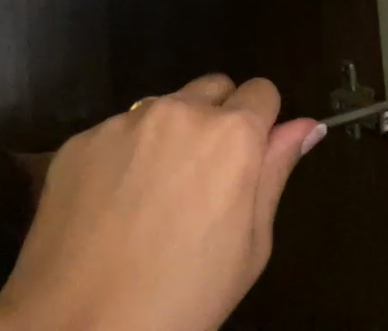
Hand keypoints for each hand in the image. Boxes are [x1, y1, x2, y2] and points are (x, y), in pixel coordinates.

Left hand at [0, 74, 324, 330]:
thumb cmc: (181, 299)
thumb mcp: (250, 246)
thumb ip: (276, 173)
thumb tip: (307, 125)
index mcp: (232, 135)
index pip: (263, 91)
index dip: (261, 123)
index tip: (247, 161)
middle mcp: (181, 111)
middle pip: (213, 88)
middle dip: (217, 119)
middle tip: (202, 179)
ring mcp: (125, 123)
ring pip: (163, 107)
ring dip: (169, 135)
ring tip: (151, 197)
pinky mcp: (79, 141)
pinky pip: (116, 133)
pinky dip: (122, 157)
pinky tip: (111, 207)